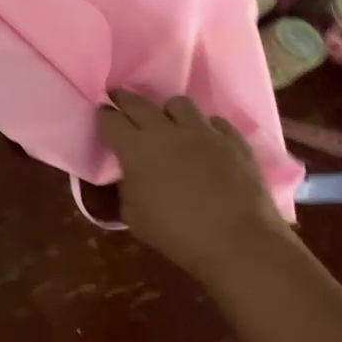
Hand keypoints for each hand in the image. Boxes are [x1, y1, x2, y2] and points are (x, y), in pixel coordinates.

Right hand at [97, 90, 292, 283]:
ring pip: (179, 104)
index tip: (102, 117)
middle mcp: (166, 131)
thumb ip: (127, 185)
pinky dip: (206, 128)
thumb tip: (132, 174)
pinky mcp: (234, 142)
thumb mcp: (132, 213)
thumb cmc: (176, 233)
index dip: (103, 116)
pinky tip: (205, 142)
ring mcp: (203, 134)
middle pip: (138, 102)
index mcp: (135, 148)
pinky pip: (215, 122)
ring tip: (169, 123)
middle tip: (119, 100)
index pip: (110, 119)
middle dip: (124, 99)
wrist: (239, 243)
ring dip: (168, 111)